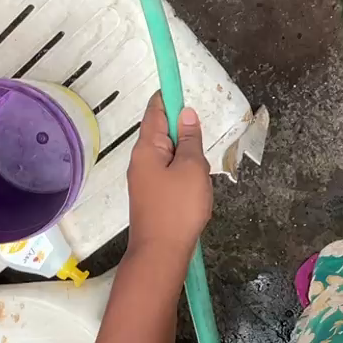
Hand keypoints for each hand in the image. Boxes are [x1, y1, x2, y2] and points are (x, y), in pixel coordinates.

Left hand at [126, 93, 212, 263]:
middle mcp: (140, 160)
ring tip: (201, 173)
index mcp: (147, 148)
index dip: (169, 98)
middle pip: (161, 132)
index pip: (155, 111)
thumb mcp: (192, 168)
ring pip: (167, 154)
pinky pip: (168, 172)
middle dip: (183, 132)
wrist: (161, 252)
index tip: (183, 89)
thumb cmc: (178, 208)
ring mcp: (144, 179)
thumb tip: (187, 114)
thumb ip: (191, 140)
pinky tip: (195, 186)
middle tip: (202, 144)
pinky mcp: (151, 195)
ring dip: (186, 156)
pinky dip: (183, 172)